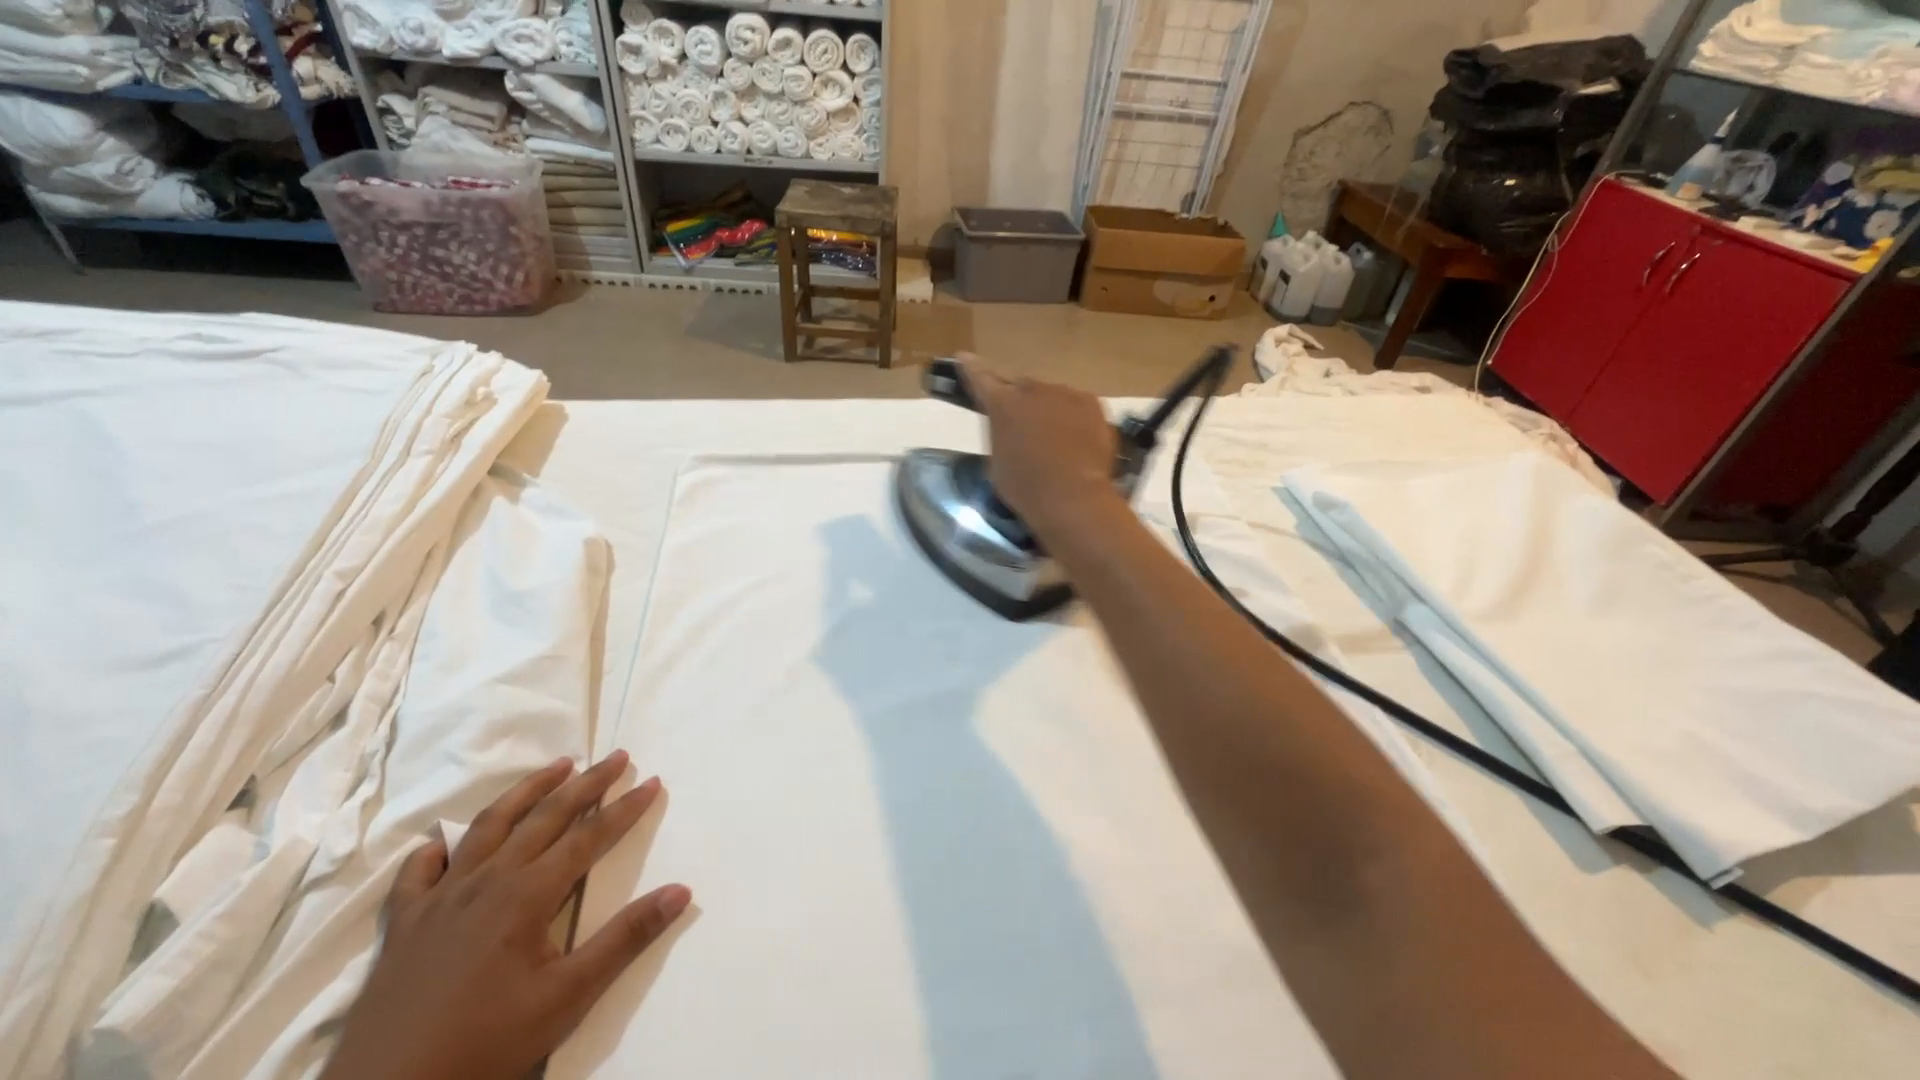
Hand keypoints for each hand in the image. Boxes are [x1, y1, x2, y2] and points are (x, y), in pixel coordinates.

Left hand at [321, 752, 690, 1079]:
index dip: (624, 809)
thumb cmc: (488, 1043)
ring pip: (488, 826)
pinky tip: (448, 839)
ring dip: (526, 791)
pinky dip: (439, 846)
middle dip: (585, 784)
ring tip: (555, 766)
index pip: (588, 838)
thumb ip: (625, 939)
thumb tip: (680, 890)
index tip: (652, 781)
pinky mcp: (403, 922)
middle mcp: (484, 881)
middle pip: (543, 818)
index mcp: (526, 895)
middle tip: (615, 757)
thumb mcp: (568, 997)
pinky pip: (420, 869)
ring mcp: (438, 898)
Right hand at [960, 357, 1123, 536]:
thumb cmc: (1025, 486)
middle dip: (1011, 390)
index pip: (980, 377)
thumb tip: (1010, 428)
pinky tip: (1074, 436)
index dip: (970, 367)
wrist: (1073, 495)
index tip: (963, 357)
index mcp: (1001, 403)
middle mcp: (1031, 389)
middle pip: (1017, 382)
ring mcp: (1064, 393)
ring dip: (1045, 406)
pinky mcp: (1091, 403)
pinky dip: (1071, 415)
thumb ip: (1000, 434)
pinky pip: (1075, 404)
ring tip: (1049, 431)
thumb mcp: (997, 461)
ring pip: (1049, 394)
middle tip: (1011, 403)